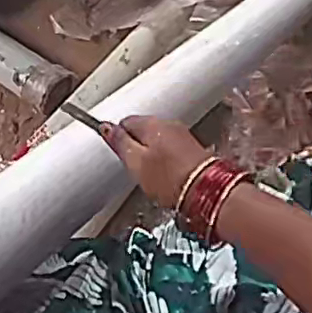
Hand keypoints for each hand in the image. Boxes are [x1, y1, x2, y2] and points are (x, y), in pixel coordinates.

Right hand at [97, 115, 211, 208]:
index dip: (118, 137)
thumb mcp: (135, 163)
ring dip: (151, 155)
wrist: (205, 190)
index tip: (116, 152)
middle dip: (135, 148)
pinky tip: (164, 177)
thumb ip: (120, 143)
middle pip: (143, 130)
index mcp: (152, 124)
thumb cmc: (170, 178)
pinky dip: (164, 161)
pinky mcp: (191, 150)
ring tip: (149, 176)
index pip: (125, 122)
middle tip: (133, 168)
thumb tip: (106, 128)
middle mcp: (169, 125)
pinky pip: (170, 150)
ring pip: (157, 141)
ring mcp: (182, 136)